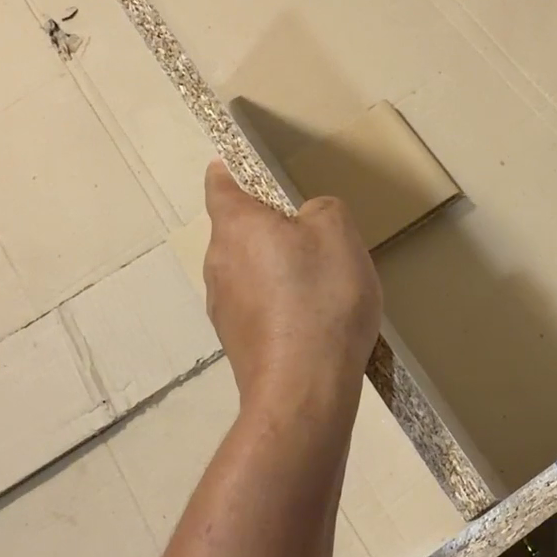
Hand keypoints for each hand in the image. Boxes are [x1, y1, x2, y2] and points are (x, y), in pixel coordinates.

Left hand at [201, 160, 382, 418]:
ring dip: (275, 269)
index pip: (219, 185)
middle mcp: (218, 262)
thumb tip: (308, 217)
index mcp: (237, 226)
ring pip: (248, 271)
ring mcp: (223, 307)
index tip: (239, 168)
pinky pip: (259, 308)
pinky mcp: (237, 342)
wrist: (303, 388)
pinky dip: (280, 305)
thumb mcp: (339, 233)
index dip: (229, 172)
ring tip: (319, 283)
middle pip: (237, 231)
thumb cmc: (320, 298)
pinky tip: (313, 320)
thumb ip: (323, 210)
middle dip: (267, 228)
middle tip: (312, 234)